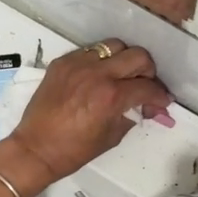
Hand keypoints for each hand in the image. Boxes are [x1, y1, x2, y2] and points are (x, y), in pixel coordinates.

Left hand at [6, 40, 171, 186]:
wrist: (36, 148)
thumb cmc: (74, 150)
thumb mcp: (112, 136)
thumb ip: (133, 115)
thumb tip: (149, 108)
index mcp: (111, 96)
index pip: (148, 87)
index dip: (160, 96)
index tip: (161, 102)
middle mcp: (96, 73)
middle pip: (137, 56)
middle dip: (147, 71)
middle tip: (144, 86)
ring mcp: (77, 64)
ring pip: (114, 46)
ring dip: (124, 60)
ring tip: (121, 76)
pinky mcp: (62, 63)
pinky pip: (90, 51)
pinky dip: (100, 61)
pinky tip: (98, 76)